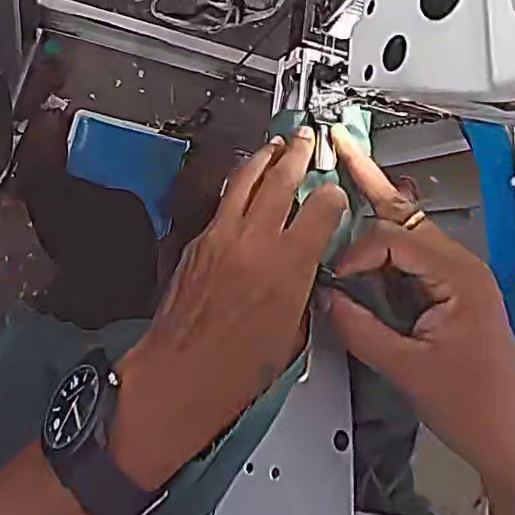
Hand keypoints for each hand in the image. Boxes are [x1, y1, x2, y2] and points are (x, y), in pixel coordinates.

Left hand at [109, 127, 347, 488]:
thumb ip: (303, 285)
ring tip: (275, 145)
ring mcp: (223, 236)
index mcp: (288, 267)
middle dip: (298, 155)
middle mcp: (256, 242)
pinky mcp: (199, 240)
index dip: (333, 196)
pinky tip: (244, 179)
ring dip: (264, 157)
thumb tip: (306, 262)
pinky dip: (238, 182)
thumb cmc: (235, 369)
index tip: (335, 193)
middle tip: (306, 140)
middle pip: (281, 179)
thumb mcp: (292, 331)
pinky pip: (224, 200)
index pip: (321, 208)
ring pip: (246, 179)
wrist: (179, 374)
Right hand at [323, 130, 514, 473]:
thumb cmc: (478, 406)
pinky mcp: (446, 291)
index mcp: (458, 276)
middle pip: (403, 213)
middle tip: (343, 148)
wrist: (509, 438)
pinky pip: (408, 258)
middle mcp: (460, 266)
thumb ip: (359, 329)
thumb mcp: (406, 368)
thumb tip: (327, 300)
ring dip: (372, 210)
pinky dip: (380, 249)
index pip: (393, 240)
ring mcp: (455, 277)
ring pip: (405, 231)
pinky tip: (359, 240)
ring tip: (347, 177)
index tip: (337, 278)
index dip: (357, 254)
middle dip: (369, 178)